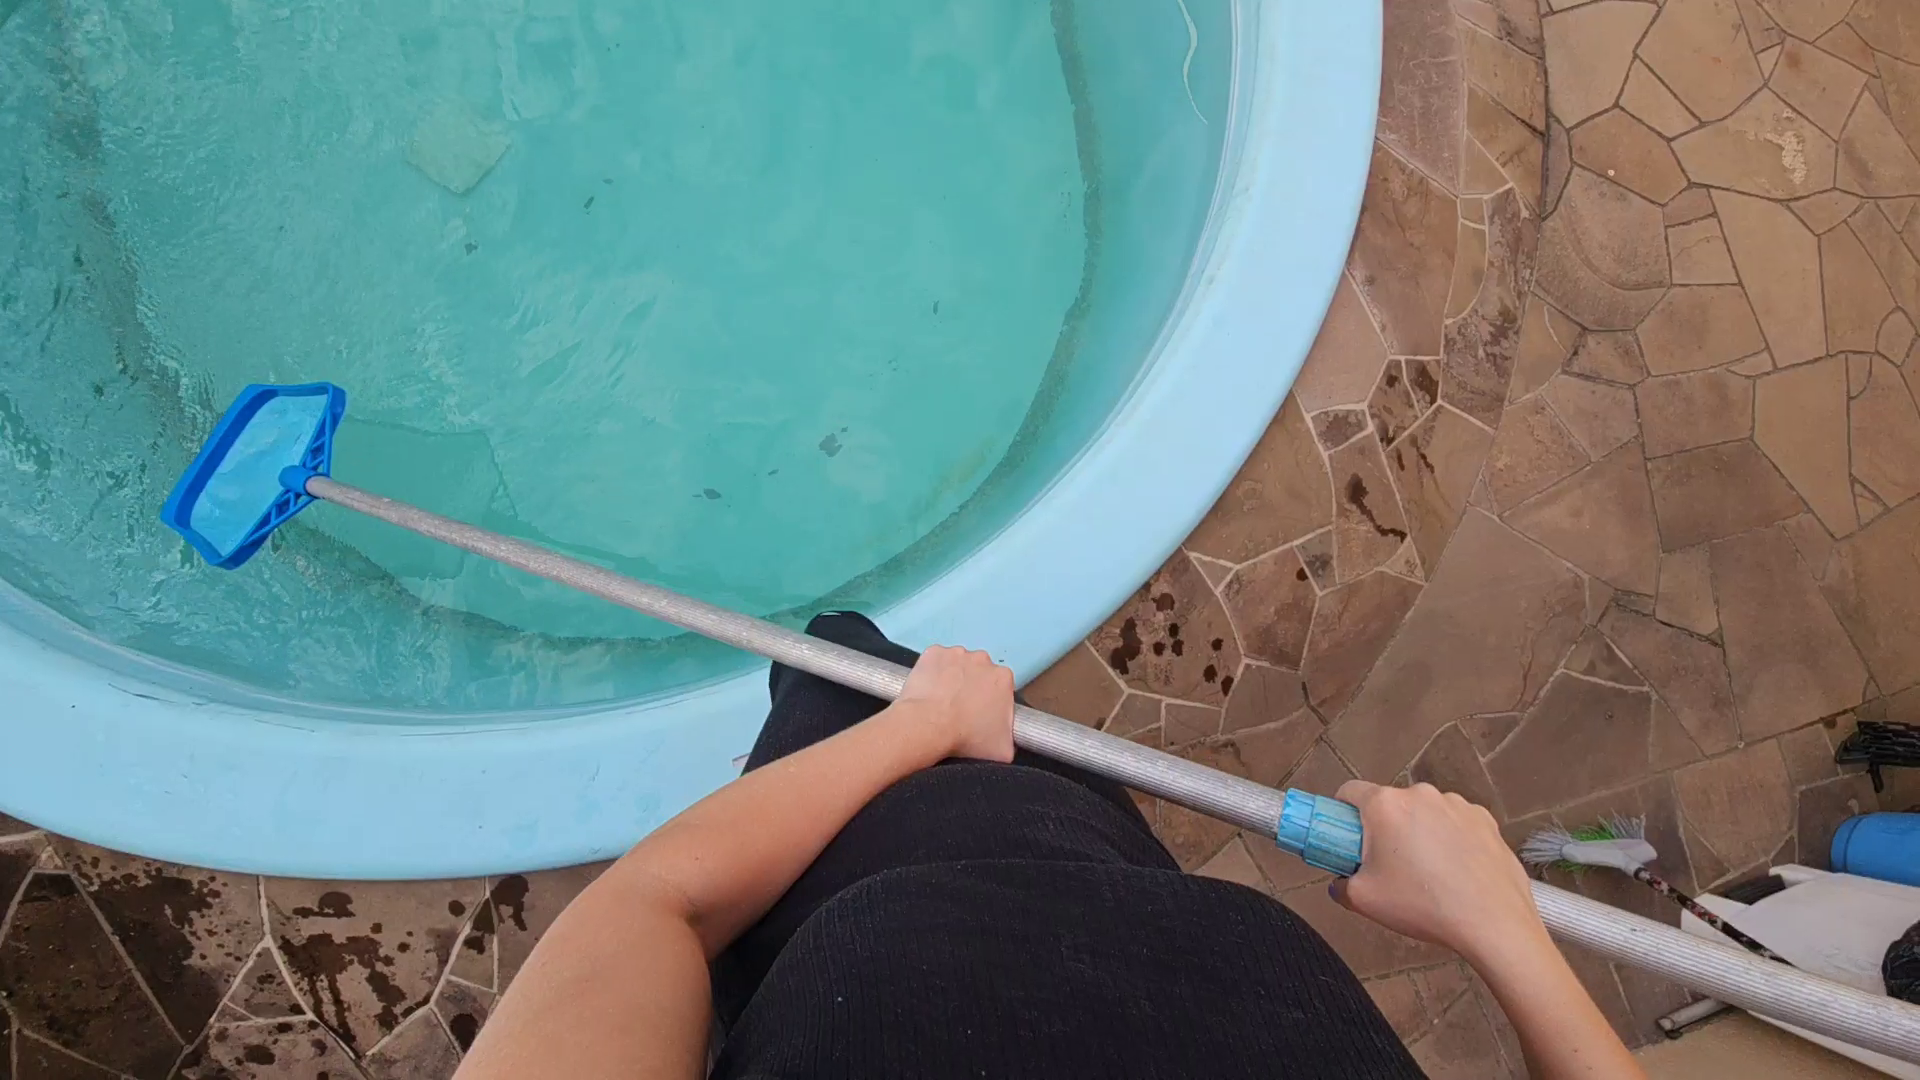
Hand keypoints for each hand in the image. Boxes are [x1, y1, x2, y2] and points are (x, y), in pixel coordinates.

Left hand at [891, 646, 1016, 762]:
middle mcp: (982, 659)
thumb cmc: (966, 737)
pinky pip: (935, 660)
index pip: (1001, 686)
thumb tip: (1006, 738)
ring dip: (953, 678)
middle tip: (960, 708)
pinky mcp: (933, 652)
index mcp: (1003, 678)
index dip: (991, 700)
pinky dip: (933, 671)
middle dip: (973, 686)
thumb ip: (1011, 738)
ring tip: (942, 701)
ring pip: (957, 664)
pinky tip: (929, 690)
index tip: (981, 714)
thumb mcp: (1003, 749)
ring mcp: (956, 653)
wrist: (928, 727)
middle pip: (980, 671)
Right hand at [1330, 780, 1544, 964]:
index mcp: (1384, 805)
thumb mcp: (1364, 900)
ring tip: (1432, 869)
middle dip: (1385, 826)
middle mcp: (1420, 794)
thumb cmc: (1425, 907)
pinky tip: (1460, 867)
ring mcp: (1457, 804)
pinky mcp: (1487, 820)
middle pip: (1389, 803)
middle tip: (1391, 862)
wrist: (1498, 929)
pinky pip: (1456, 821)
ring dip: (1419, 828)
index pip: (1348, 791)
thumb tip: (1340, 882)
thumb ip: (1340, 885)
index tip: (1348, 836)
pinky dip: (1452, 836)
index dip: (1342, 811)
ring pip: (1424, 811)